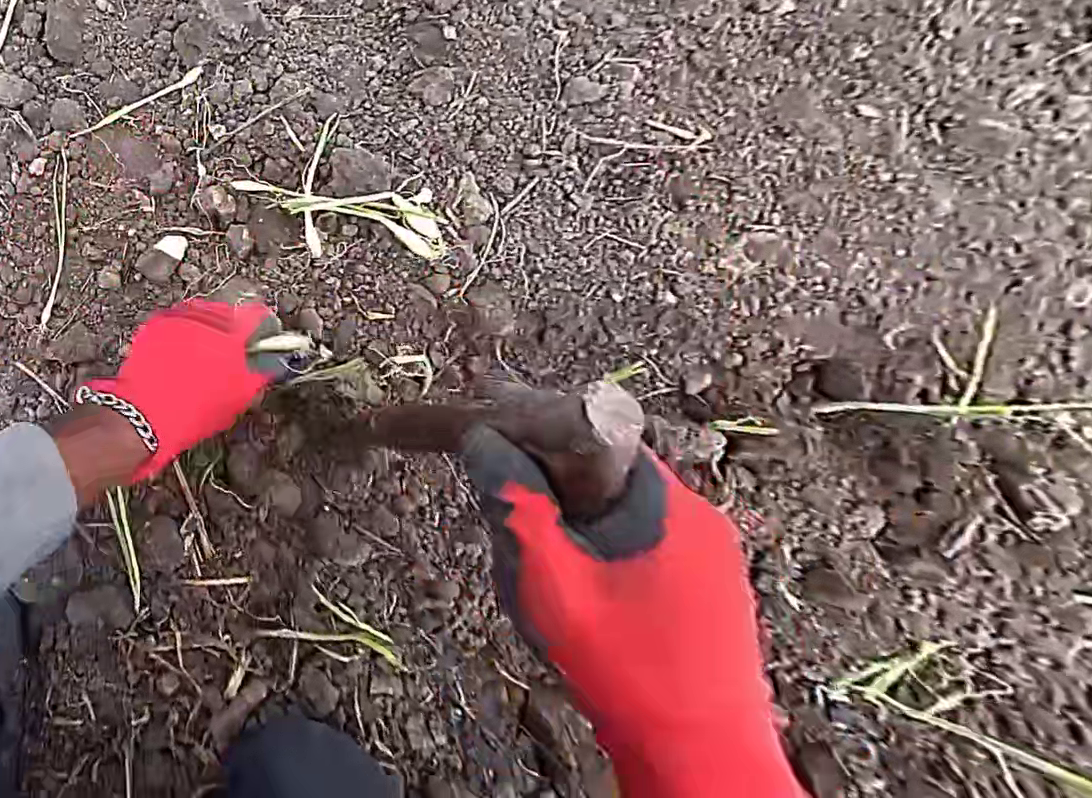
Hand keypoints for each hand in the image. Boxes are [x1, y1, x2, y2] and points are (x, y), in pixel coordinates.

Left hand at [81, 301, 288, 481]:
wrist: (145, 414)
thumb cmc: (195, 410)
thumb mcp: (237, 398)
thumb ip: (256, 375)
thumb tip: (266, 365)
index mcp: (231, 335)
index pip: (256, 316)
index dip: (262, 327)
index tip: (261, 338)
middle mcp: (204, 318)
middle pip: (227, 312)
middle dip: (232, 326)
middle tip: (231, 348)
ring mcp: (177, 318)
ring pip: (201, 313)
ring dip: (206, 326)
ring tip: (203, 351)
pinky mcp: (155, 324)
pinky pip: (177, 320)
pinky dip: (183, 331)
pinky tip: (181, 352)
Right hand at [460, 430, 804, 797]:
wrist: (700, 761)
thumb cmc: (621, 664)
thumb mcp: (549, 577)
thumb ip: (514, 502)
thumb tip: (481, 437)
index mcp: (665, 504)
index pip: (591, 430)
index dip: (534, 424)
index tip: (488, 429)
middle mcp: (695, 515)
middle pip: (599, 463)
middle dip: (545, 470)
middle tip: (498, 488)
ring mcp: (704, 550)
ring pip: (611, 497)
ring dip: (565, 504)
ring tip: (527, 533)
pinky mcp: (702, 580)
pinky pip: (631, 529)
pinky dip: (589, 531)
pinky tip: (566, 565)